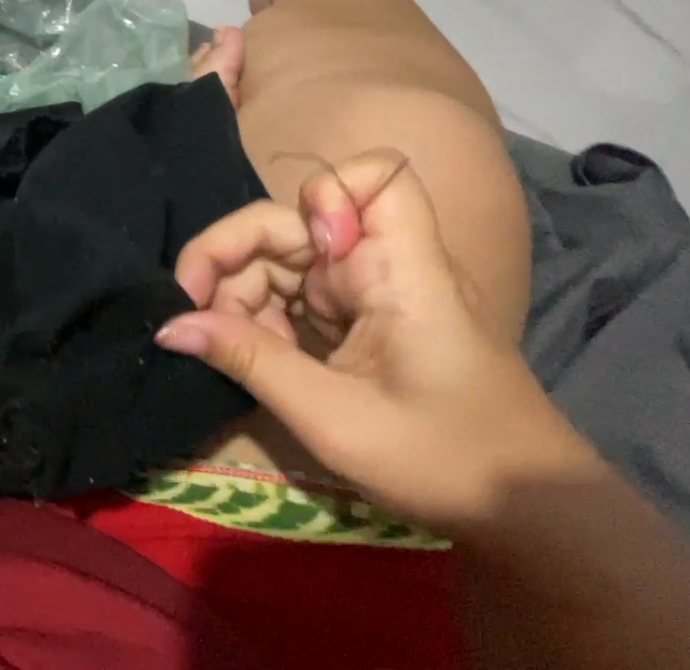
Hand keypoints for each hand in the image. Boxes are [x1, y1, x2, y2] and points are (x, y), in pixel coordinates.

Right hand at [156, 150, 601, 532]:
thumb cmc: (444, 461)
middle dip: (233, 254)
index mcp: (401, 271)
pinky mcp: (356, 313)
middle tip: (190, 308)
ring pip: (280, 254)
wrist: (523, 513)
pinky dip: (259, 316)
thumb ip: (248, 360)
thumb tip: (166, 324)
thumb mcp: (334, 418)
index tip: (294, 256)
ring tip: (225, 347)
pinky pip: (290, 290)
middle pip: (292, 217)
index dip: (323, 195)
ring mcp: (367, 287)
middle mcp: (382, 263)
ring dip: (238, 293)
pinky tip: (250, 353)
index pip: (377, 176)